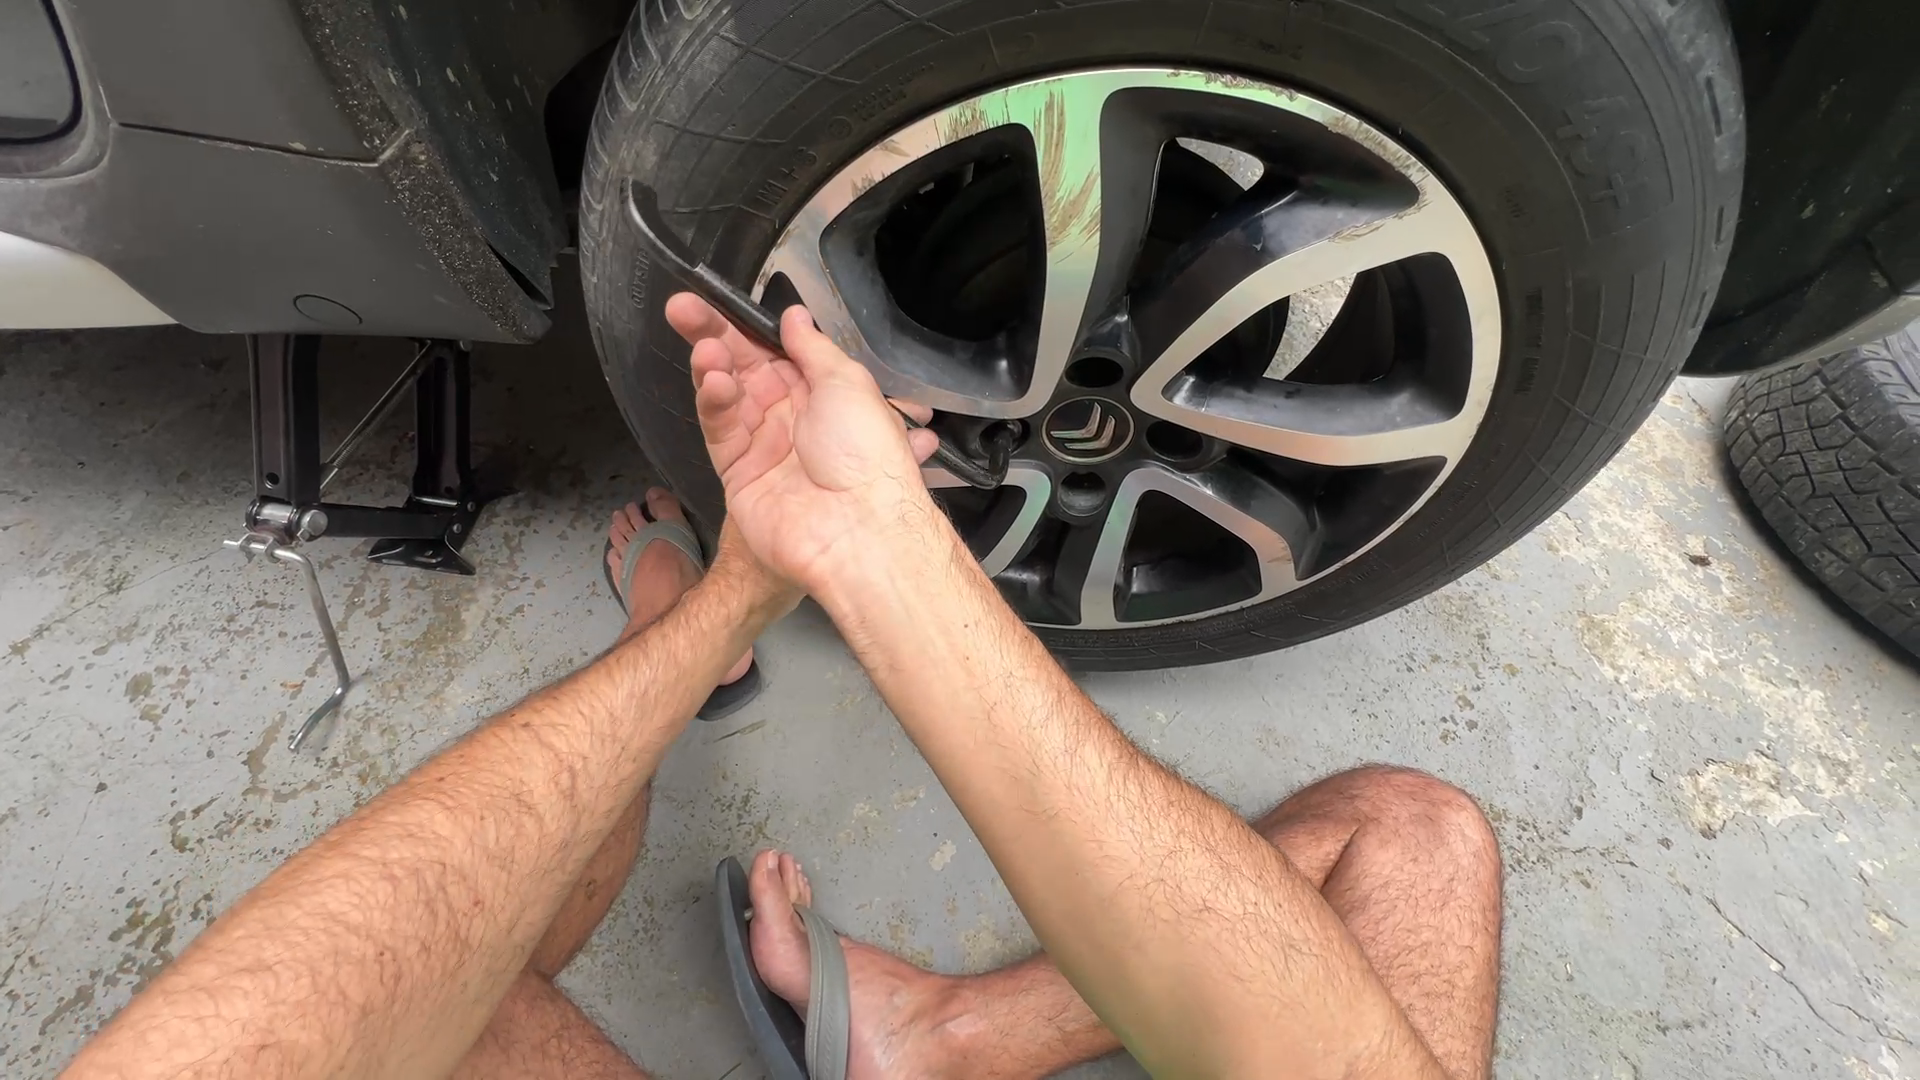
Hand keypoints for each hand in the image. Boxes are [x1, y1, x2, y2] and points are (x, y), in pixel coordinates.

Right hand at [666, 294, 940, 590]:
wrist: (859, 529)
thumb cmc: (866, 453)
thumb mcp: (849, 384)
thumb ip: (814, 350)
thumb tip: (794, 318)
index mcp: (825, 396)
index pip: (779, 354)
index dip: (751, 329)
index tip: (722, 302)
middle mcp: (794, 419)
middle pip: (746, 369)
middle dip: (716, 337)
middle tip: (682, 307)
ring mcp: (765, 447)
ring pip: (728, 396)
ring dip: (713, 367)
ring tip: (704, 347)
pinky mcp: (738, 473)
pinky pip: (721, 430)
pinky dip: (714, 403)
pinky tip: (713, 379)